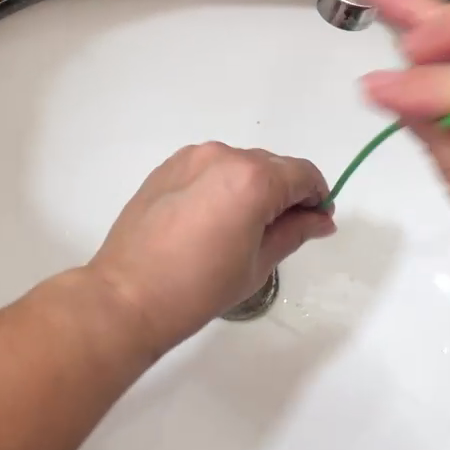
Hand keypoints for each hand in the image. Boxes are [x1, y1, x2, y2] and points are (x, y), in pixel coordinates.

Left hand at [86, 143, 333, 355]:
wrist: (129, 294)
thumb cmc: (200, 286)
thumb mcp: (259, 263)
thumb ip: (295, 232)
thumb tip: (321, 219)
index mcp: (252, 178)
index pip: (303, 174)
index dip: (317, 198)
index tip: (316, 224)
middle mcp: (222, 156)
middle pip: (272, 166)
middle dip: (285, 193)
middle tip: (281, 233)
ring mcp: (190, 158)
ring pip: (239, 164)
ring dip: (252, 187)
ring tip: (241, 229)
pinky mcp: (167, 167)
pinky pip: (209, 168)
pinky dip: (221, 185)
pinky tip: (211, 220)